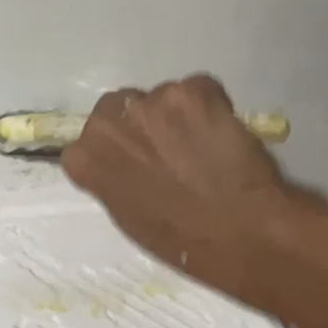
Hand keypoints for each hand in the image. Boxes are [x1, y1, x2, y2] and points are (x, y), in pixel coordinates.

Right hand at [60, 75, 303, 284]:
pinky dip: (212, 105)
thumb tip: (125, 162)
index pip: (91, 137)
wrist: (242, 234)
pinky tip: (224, 133)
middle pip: (119, 106)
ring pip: (161, 96)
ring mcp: (150, 103)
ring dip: (178, 114)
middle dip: (141, 121)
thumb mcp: (126, 213)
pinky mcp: (191, 92)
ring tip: (204, 146)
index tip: (137, 159)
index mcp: (84, 157)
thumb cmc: (182, 239)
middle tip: (170, 147)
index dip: (118, 145)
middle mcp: (107, 123)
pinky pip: (200, 88)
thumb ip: (113, 177)